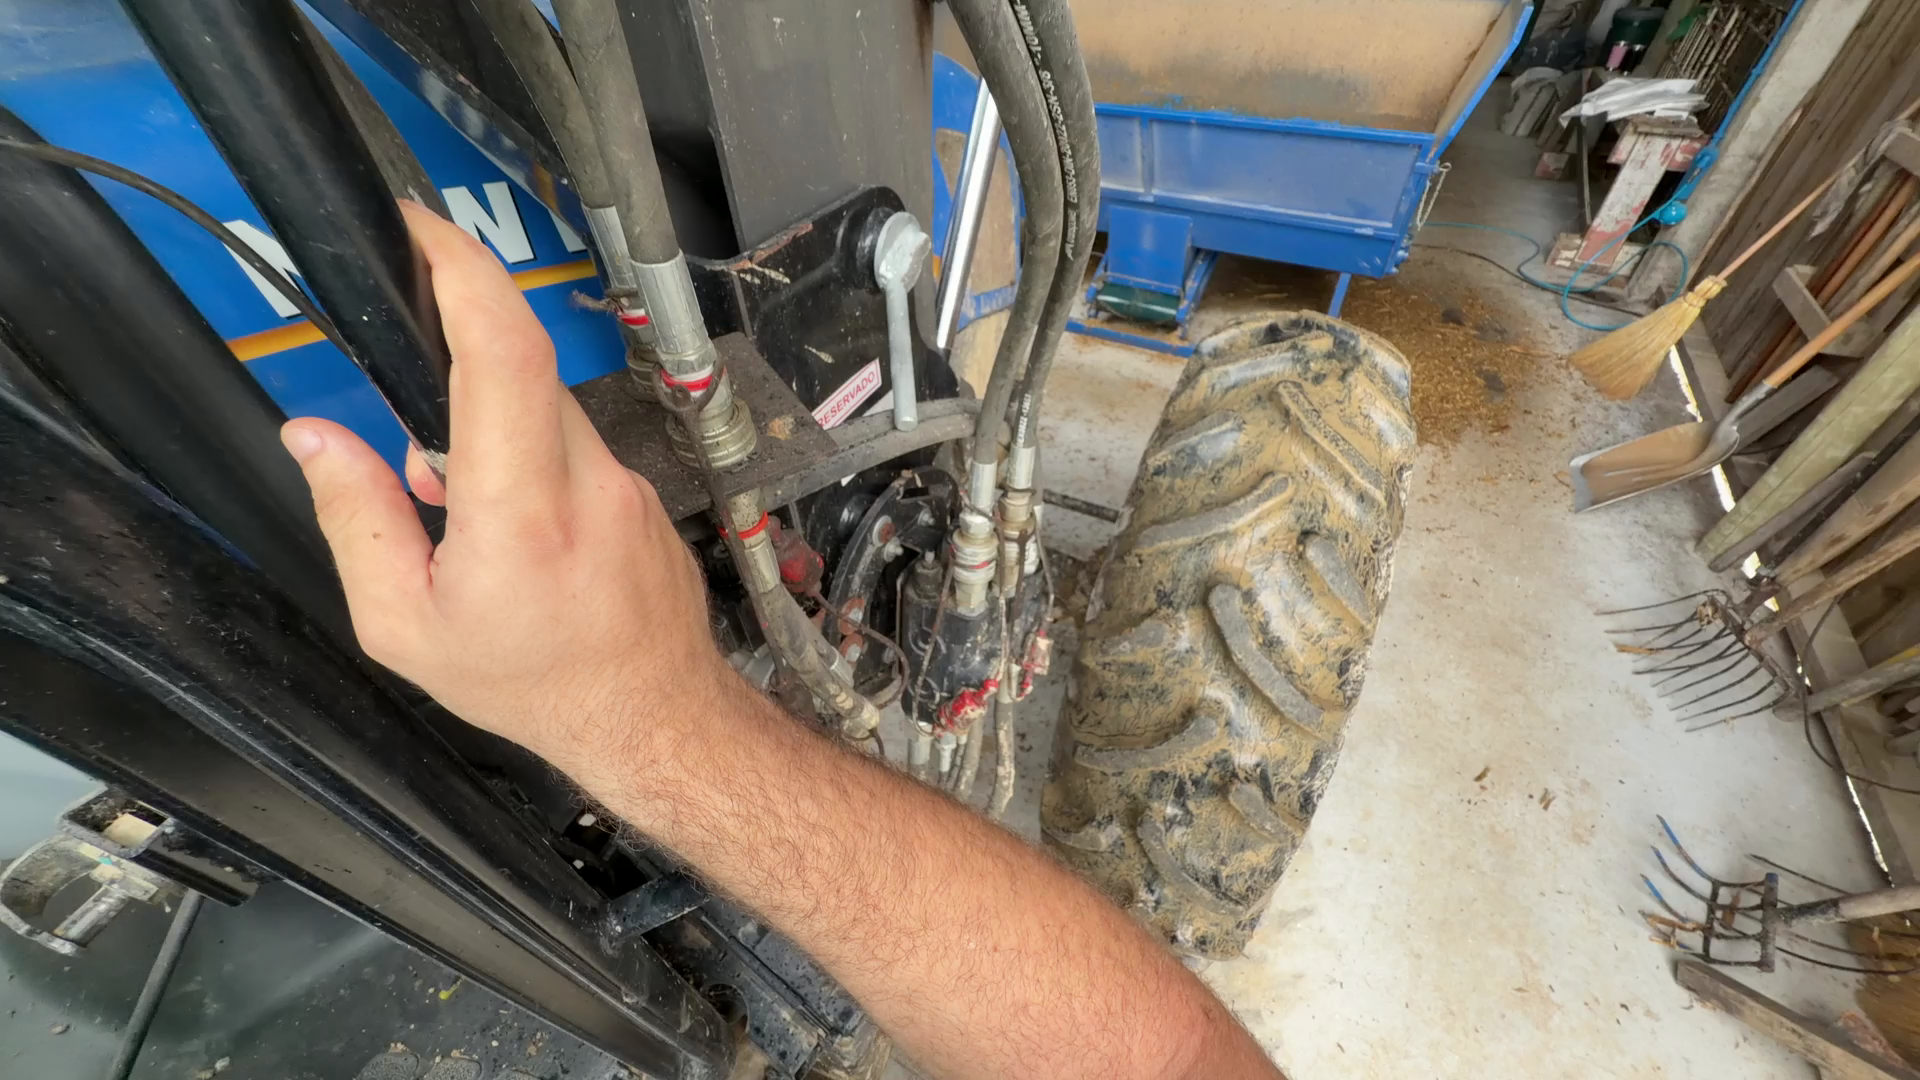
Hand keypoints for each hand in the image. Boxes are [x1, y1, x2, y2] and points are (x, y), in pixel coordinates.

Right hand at [278, 202, 728, 776]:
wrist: (652, 711)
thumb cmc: (535, 684)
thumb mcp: (408, 626)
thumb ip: (356, 520)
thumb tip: (319, 435)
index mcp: (522, 512)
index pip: (508, 356)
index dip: (468, 276)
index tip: (427, 232)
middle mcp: (592, 486)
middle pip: (527, 382)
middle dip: (466, 397)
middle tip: (434, 479)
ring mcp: (633, 490)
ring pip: (557, 420)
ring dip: (505, 443)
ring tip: (486, 525)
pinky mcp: (649, 501)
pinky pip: (587, 455)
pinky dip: (546, 470)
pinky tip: (538, 537)